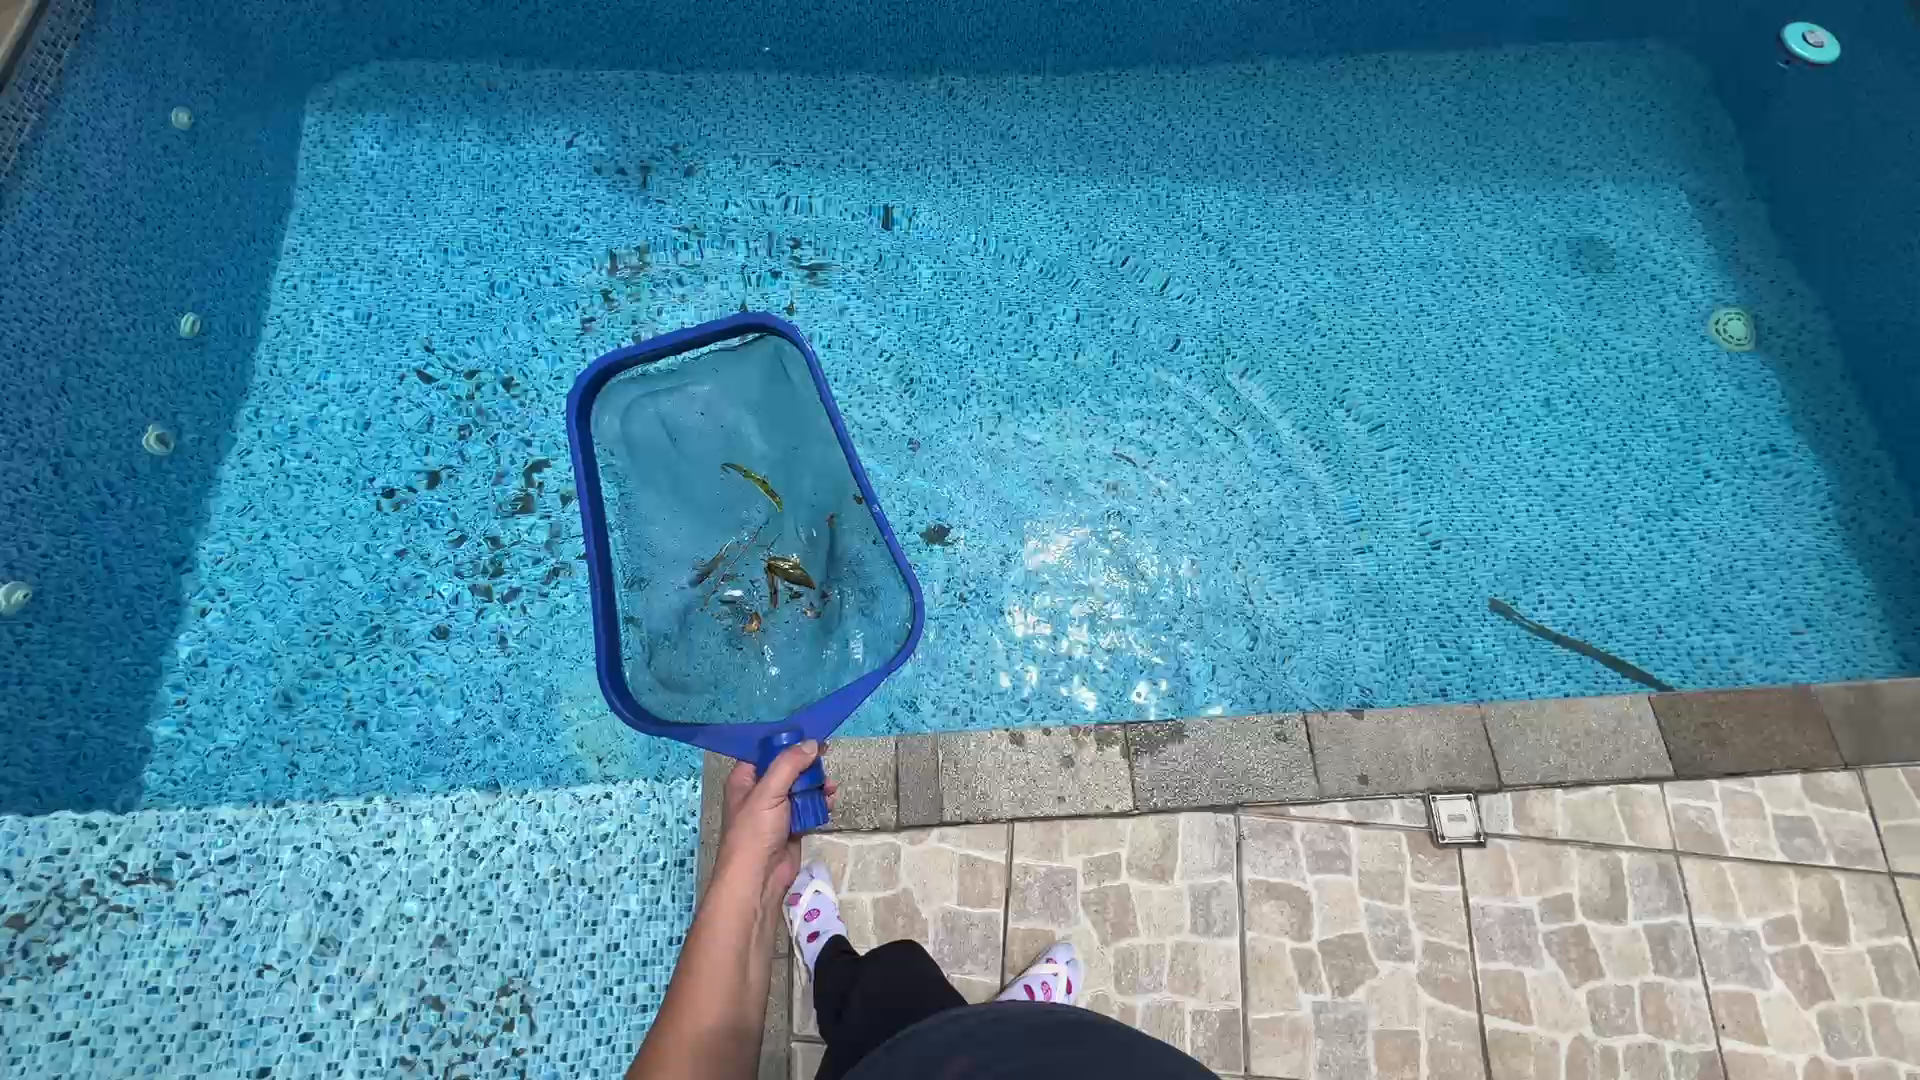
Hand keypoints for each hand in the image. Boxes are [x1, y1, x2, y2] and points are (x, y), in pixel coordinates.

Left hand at [713, 741, 837, 904]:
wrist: (758, 880)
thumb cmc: (754, 832)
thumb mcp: (768, 792)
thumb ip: (789, 764)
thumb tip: (812, 743)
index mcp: (745, 780)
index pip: (765, 752)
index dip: (786, 743)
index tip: (809, 736)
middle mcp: (760, 792)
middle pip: (788, 767)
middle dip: (808, 764)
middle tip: (825, 757)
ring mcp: (777, 809)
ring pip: (802, 786)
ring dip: (818, 784)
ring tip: (830, 787)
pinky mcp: (793, 824)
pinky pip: (810, 805)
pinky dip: (821, 802)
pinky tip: (830, 801)